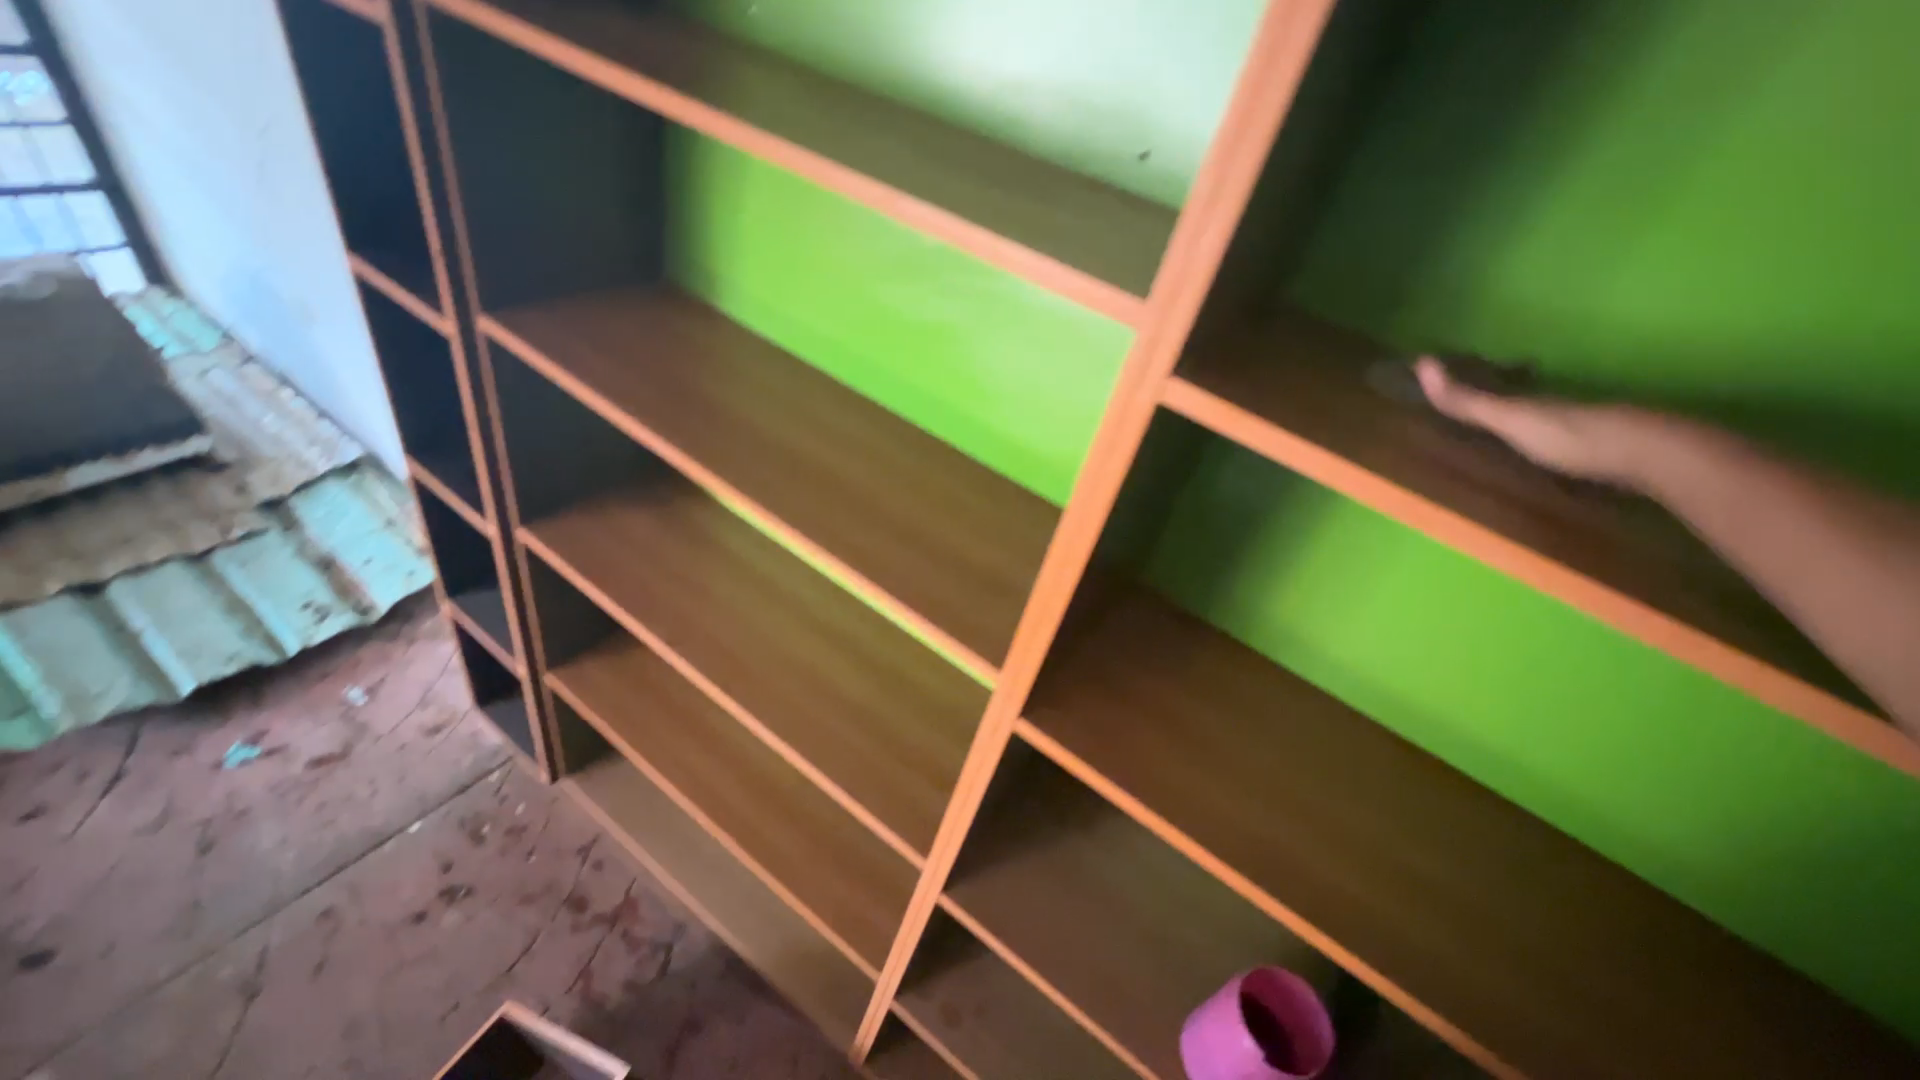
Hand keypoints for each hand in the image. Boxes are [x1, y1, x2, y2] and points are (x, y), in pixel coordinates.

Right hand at [1414, 357, 1654, 487]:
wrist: (1649, 455)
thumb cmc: (1571, 435)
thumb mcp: (1510, 417)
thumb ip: (1468, 400)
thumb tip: (1422, 362)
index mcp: (1527, 397)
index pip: (1489, 379)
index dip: (1465, 376)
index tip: (1440, 370)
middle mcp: (1551, 405)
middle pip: (1516, 395)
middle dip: (1493, 391)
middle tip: (1468, 396)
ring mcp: (1578, 427)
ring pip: (1541, 416)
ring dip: (1522, 417)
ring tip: (1500, 428)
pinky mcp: (1599, 453)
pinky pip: (1561, 440)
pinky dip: (1546, 441)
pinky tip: (1543, 457)